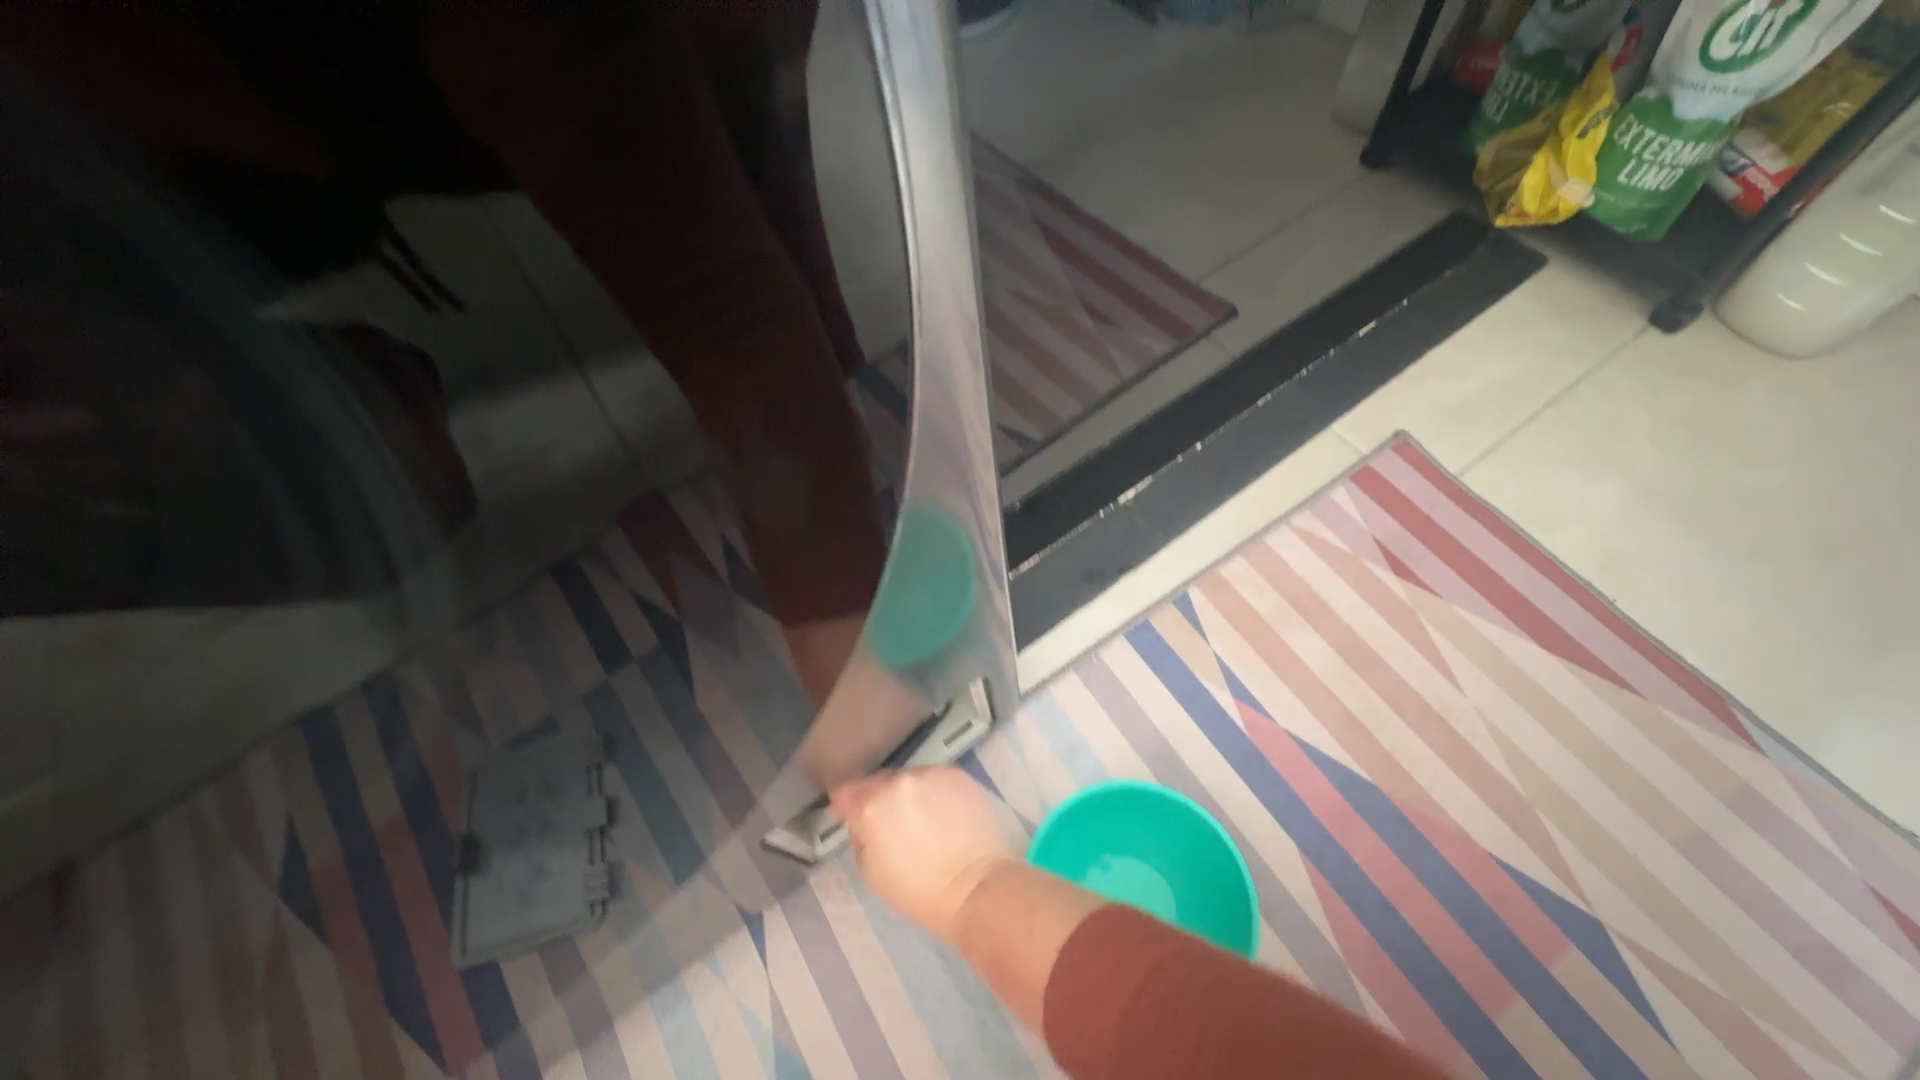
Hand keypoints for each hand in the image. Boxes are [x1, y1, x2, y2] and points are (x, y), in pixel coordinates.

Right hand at [830, 766, 1017, 942]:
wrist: (975, 887)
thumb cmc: (917, 889)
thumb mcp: (870, 871)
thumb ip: (860, 837)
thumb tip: (864, 823)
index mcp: (871, 805)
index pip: (845, 791)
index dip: (845, 805)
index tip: (850, 816)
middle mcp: (899, 781)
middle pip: (877, 782)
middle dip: (878, 799)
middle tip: (890, 823)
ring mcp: (931, 774)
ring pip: (908, 779)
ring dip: (908, 795)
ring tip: (922, 820)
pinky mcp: (957, 775)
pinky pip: (935, 780)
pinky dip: (933, 793)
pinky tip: (944, 816)